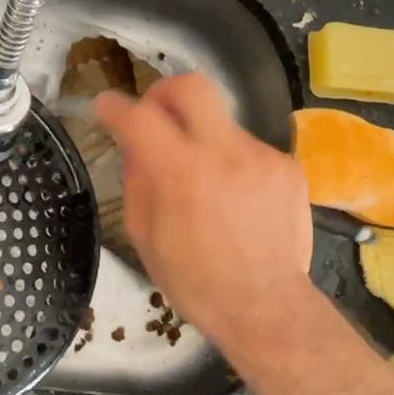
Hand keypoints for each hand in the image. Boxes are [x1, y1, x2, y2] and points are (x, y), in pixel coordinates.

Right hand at [94, 75, 313, 344]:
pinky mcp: (287, 167)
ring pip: (221, 122)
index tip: (106, 106)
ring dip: (202, 140)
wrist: (267, 308)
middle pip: (191, 86)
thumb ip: (137, 180)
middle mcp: (224, 155)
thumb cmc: (196, 282)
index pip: (140, 117)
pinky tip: (235, 199)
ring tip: (204, 183)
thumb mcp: (145, 236)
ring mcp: (261, 157)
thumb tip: (133, 143)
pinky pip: (248, 149)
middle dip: (165, 92)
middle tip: (156, 113)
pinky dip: (233, 164)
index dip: (115, 106)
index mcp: (182, 175)